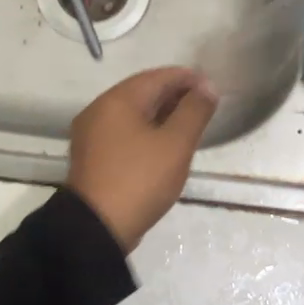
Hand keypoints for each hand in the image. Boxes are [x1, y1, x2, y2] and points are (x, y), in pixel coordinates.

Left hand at [66, 67, 217, 252]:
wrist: (96, 228)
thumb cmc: (139, 180)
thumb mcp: (175, 145)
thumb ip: (194, 111)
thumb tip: (207, 86)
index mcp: (117, 100)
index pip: (158, 77)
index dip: (188, 79)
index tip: (212, 89)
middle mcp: (99, 110)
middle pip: (142, 92)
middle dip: (174, 95)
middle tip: (204, 107)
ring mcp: (91, 134)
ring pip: (132, 114)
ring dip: (161, 114)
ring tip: (188, 125)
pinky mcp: (92, 156)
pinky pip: (123, 133)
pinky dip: (145, 131)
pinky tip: (163, 145)